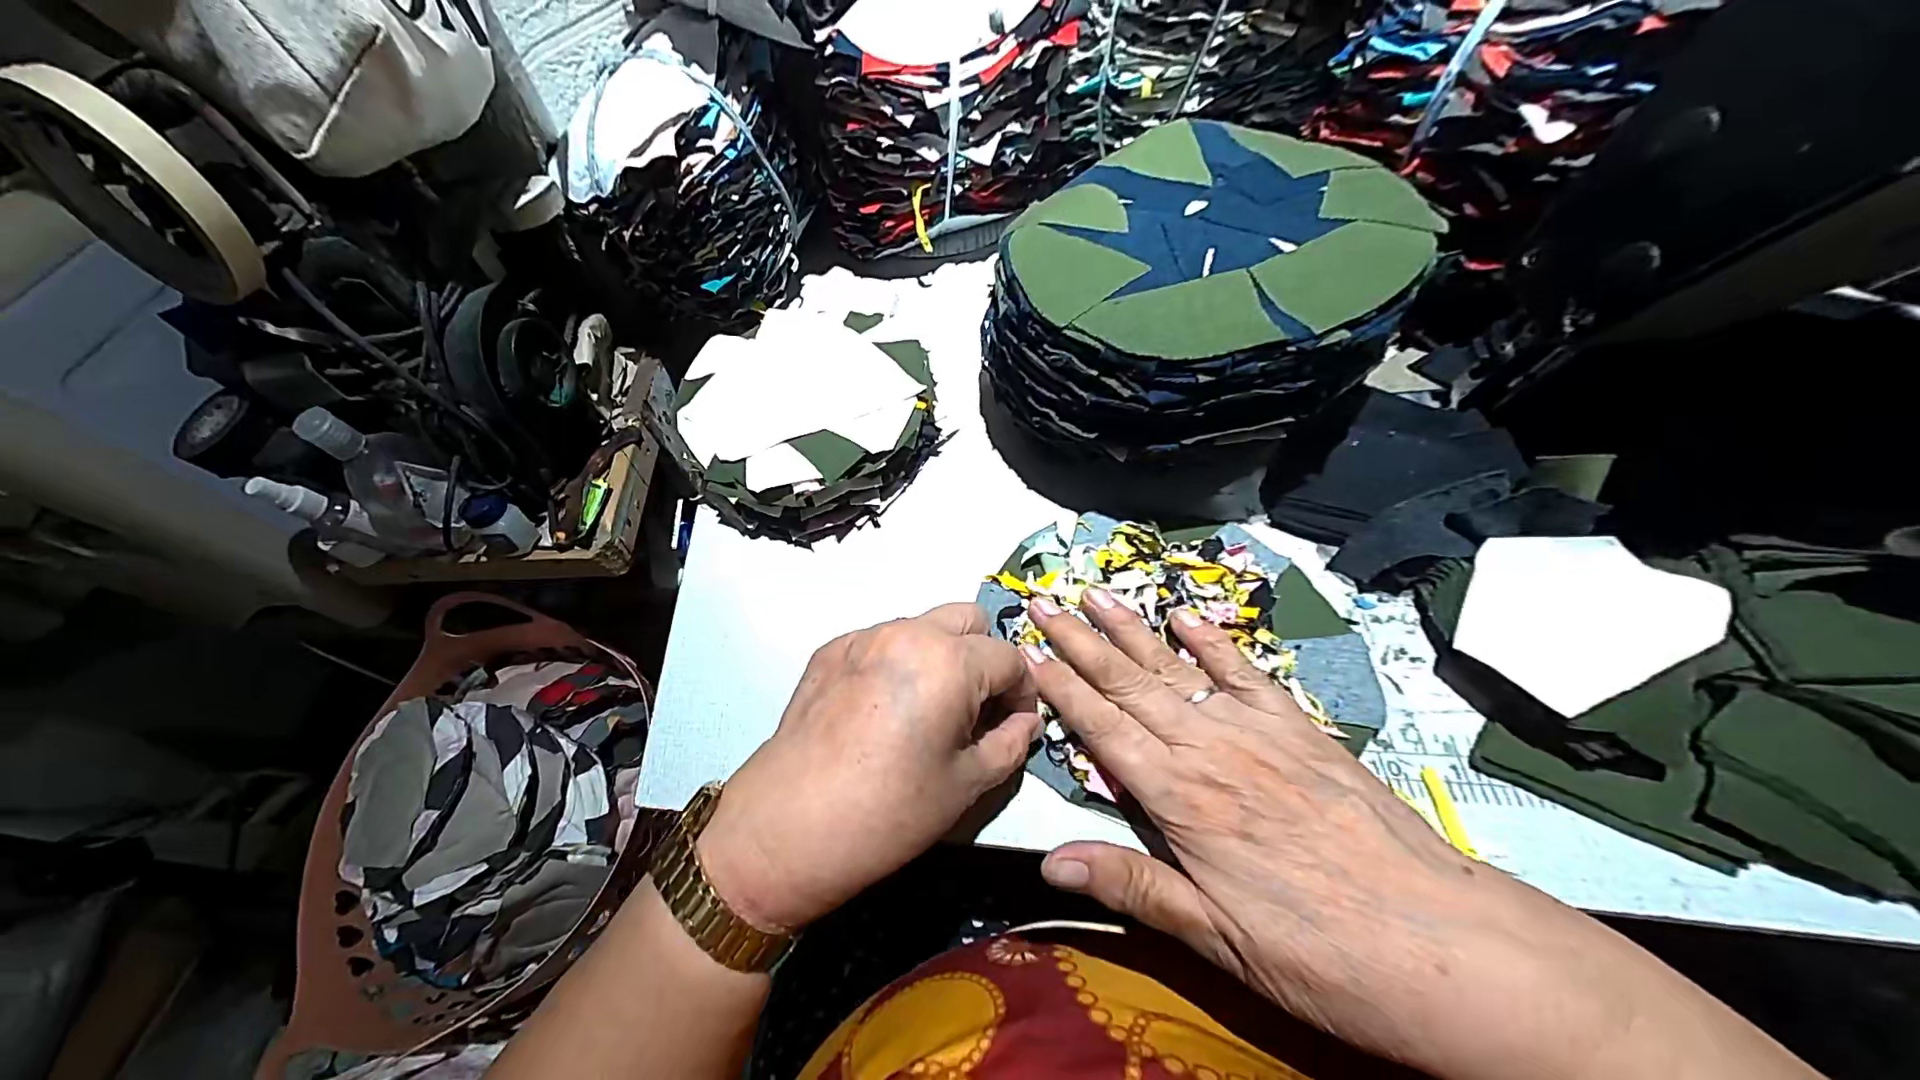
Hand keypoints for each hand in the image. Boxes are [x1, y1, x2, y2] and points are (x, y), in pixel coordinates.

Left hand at [696, 603, 1039, 930]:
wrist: (788, 827)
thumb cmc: (888, 812)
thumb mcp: (966, 783)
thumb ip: (1009, 742)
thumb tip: (1024, 721)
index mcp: (948, 661)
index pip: (1008, 657)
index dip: (1021, 691)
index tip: (1014, 722)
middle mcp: (907, 633)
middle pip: (969, 619)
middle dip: (984, 657)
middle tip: (976, 707)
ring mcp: (863, 637)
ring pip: (924, 626)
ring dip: (941, 655)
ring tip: (929, 709)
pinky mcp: (830, 650)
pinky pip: (883, 640)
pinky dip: (899, 662)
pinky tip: (885, 710)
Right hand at [1021, 591, 1819, 1079]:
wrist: (1444, 945)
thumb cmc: (1318, 953)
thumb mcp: (1217, 938)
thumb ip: (1132, 886)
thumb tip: (1048, 864)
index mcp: (1180, 800)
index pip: (1103, 729)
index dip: (1061, 690)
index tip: (1029, 653)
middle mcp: (1209, 750)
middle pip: (1130, 684)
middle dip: (1080, 642)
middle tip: (1044, 603)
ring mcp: (1256, 731)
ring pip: (1176, 668)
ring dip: (1131, 629)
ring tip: (1097, 595)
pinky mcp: (1298, 728)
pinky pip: (1245, 673)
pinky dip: (1212, 640)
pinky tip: (1185, 615)